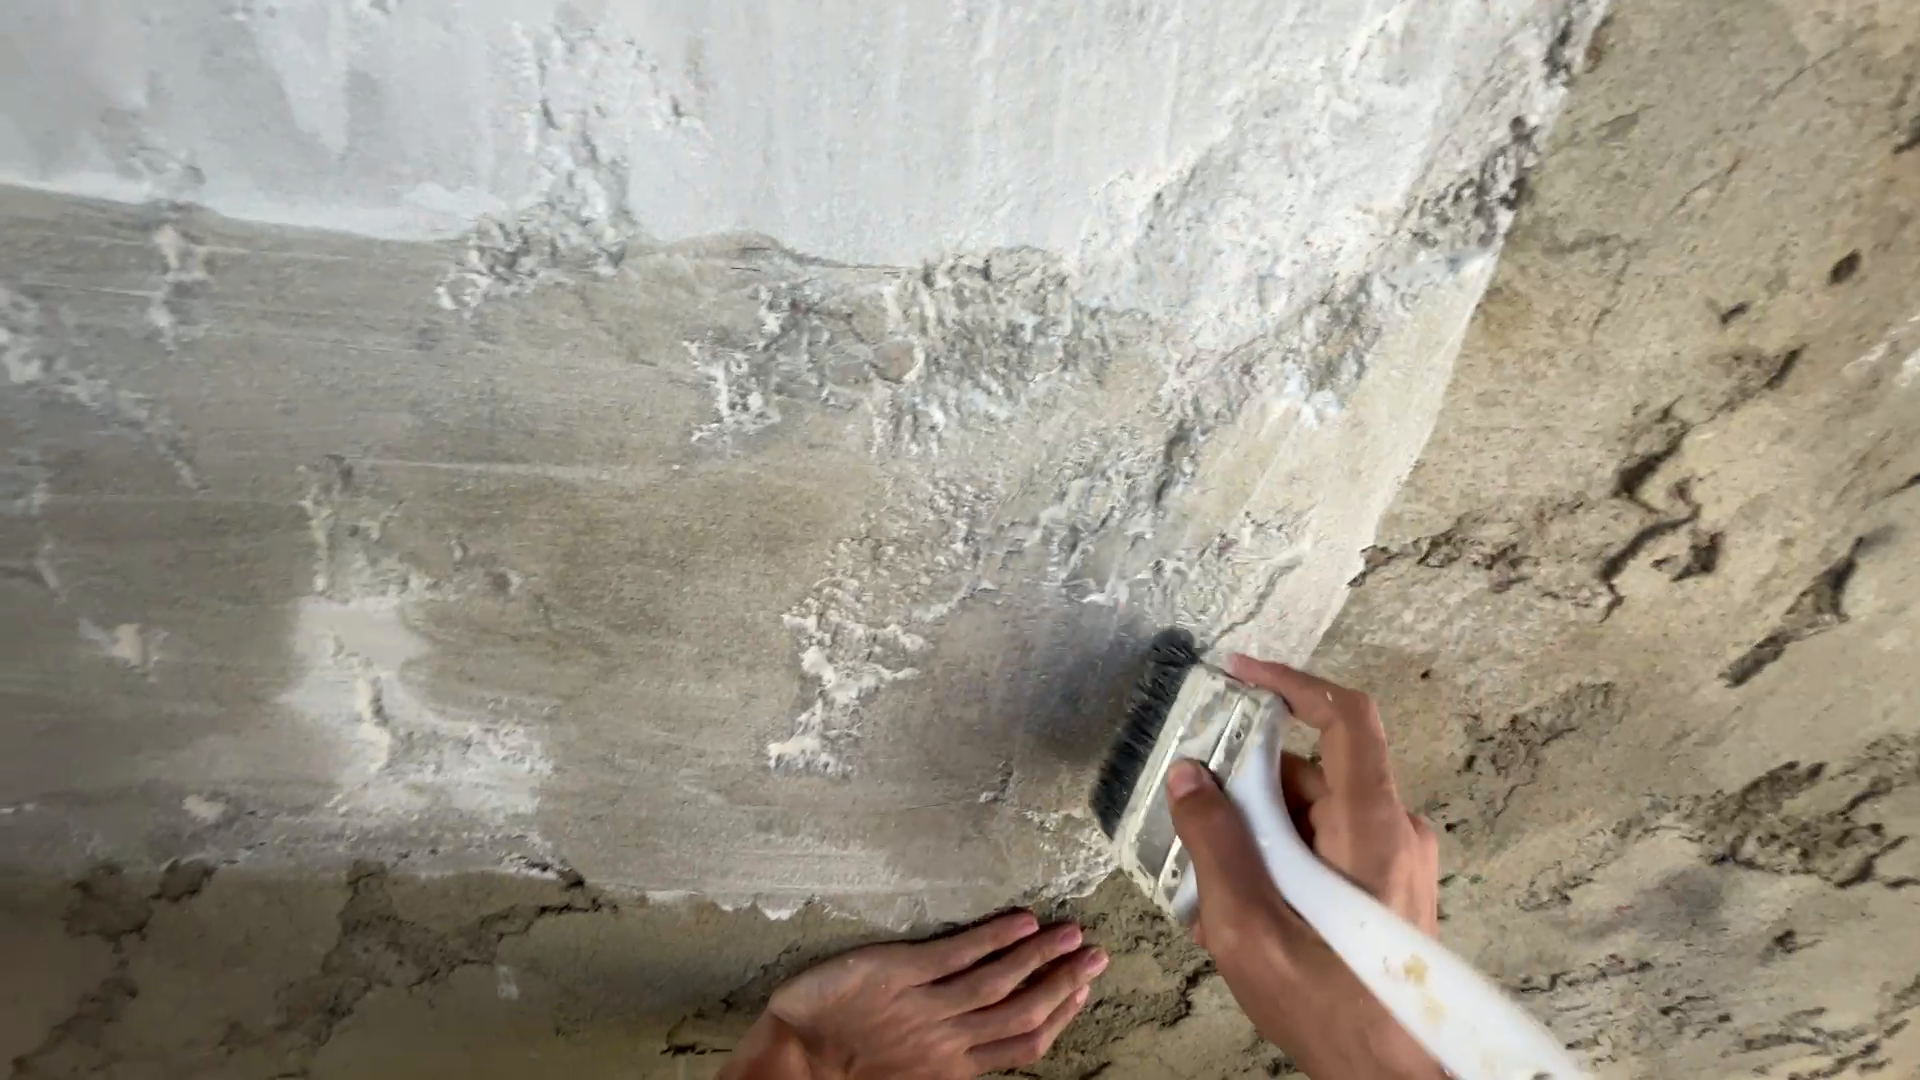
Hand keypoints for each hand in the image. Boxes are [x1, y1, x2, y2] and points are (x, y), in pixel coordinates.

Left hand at [719, 911, 1107, 1078]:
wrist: (792, 1064)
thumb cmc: (845, 1072)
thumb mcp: (908, 1076)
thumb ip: (948, 1058)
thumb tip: (987, 1038)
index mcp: (952, 1068)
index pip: (1022, 1044)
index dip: (1059, 1016)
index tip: (1083, 990)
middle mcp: (949, 1039)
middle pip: (1022, 1011)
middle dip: (1064, 983)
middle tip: (1096, 954)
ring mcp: (928, 1005)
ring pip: (1000, 981)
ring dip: (1041, 956)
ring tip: (1071, 933)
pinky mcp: (901, 972)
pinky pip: (958, 954)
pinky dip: (994, 938)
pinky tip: (1021, 920)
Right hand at [1168, 654, 1442, 1079]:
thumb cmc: (1331, 1007)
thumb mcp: (1250, 926)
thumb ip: (1215, 842)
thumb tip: (1188, 774)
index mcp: (1372, 826)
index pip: (1346, 718)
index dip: (1292, 682)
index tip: (1238, 672)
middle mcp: (1393, 829)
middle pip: (1307, 771)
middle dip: (1242, 786)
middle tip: (1189, 818)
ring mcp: (1392, 859)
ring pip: (1307, 812)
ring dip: (1251, 832)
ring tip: (1206, 883)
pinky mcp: (1384, 885)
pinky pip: (1319, 844)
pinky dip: (1274, 856)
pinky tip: (1238, 904)